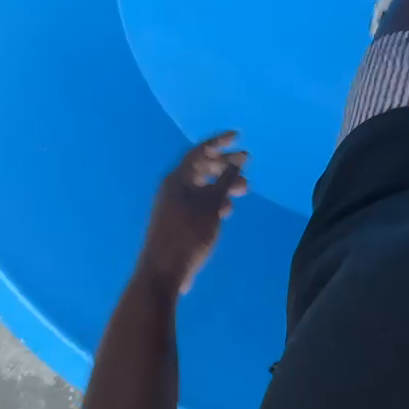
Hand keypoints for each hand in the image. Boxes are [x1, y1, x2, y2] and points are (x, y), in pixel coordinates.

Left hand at [139, 132, 249, 295]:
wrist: (163, 272)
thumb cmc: (189, 234)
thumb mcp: (212, 204)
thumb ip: (226, 179)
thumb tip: (239, 158)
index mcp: (177, 178)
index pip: (199, 151)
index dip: (219, 141)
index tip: (238, 136)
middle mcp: (173, 187)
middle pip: (201, 167)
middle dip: (225, 165)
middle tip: (246, 167)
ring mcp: (173, 204)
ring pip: (202, 185)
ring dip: (222, 185)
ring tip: (242, 192)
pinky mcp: (176, 220)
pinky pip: (199, 200)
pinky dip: (214, 200)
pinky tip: (226, 211)